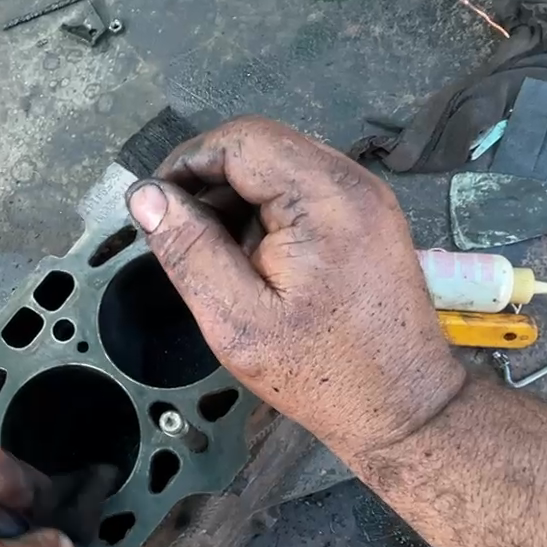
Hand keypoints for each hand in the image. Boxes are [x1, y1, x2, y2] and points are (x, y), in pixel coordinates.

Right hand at [124, 117, 465, 463]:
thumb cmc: (320, 371)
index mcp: (323, 197)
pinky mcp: (368, 216)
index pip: (240, 140)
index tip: (155, 205)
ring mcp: (366, 197)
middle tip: (178, 231)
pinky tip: (251, 255)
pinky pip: (303, 188)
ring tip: (213, 250)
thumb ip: (188, 250)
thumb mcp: (236, 318)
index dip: (187, 163)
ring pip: (279, 165)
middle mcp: (352, 182)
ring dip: (235, 196)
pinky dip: (265, 209)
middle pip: (261, 145)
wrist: (401, 405)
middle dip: (208, 180)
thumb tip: (145, 197)